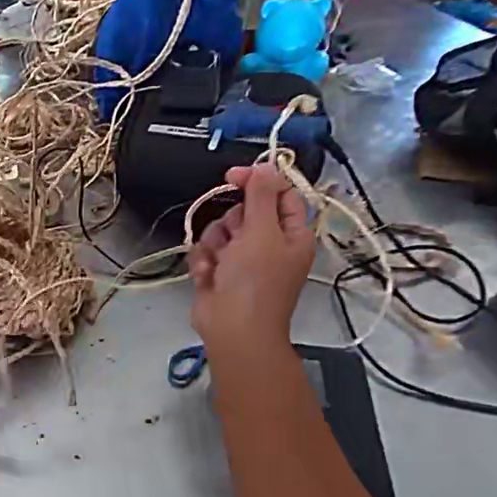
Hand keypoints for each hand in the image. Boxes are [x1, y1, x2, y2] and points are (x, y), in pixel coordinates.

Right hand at [188, 163, 315, 353]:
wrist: (234, 331)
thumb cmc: (255, 280)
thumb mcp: (262, 231)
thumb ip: (261, 194)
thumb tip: (265, 165)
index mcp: (292, 234)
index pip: (280, 195)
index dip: (258, 182)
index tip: (233, 176)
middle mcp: (269, 245)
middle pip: (245, 212)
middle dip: (231, 222)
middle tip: (233, 239)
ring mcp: (243, 260)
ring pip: (220, 231)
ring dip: (213, 244)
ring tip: (218, 263)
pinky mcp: (220, 273)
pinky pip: (206, 252)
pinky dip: (204, 263)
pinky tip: (208, 276)